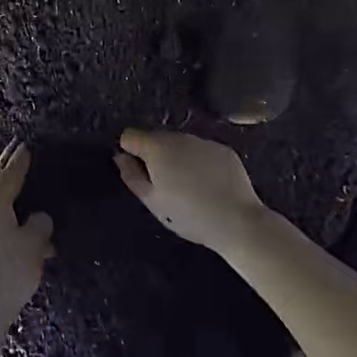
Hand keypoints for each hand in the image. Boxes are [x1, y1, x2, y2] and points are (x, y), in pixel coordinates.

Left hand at [0, 140, 52, 328]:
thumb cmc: (8, 272)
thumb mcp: (34, 245)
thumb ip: (40, 225)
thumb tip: (38, 218)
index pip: (9, 175)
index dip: (19, 161)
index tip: (24, 146)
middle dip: (7, 170)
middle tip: (14, 153)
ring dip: (9, 203)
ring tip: (24, 199)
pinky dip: (4, 223)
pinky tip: (15, 235)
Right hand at [114, 129, 269, 250]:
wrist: (236, 220)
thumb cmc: (187, 214)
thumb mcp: (152, 201)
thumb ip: (132, 175)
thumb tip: (120, 157)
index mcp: (157, 147)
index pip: (131, 136)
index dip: (129, 152)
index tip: (138, 172)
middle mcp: (181, 137)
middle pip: (157, 139)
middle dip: (155, 156)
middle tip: (163, 186)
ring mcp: (205, 141)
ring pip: (181, 145)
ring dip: (177, 158)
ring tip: (187, 188)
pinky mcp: (224, 150)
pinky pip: (202, 152)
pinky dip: (199, 162)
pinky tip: (208, 185)